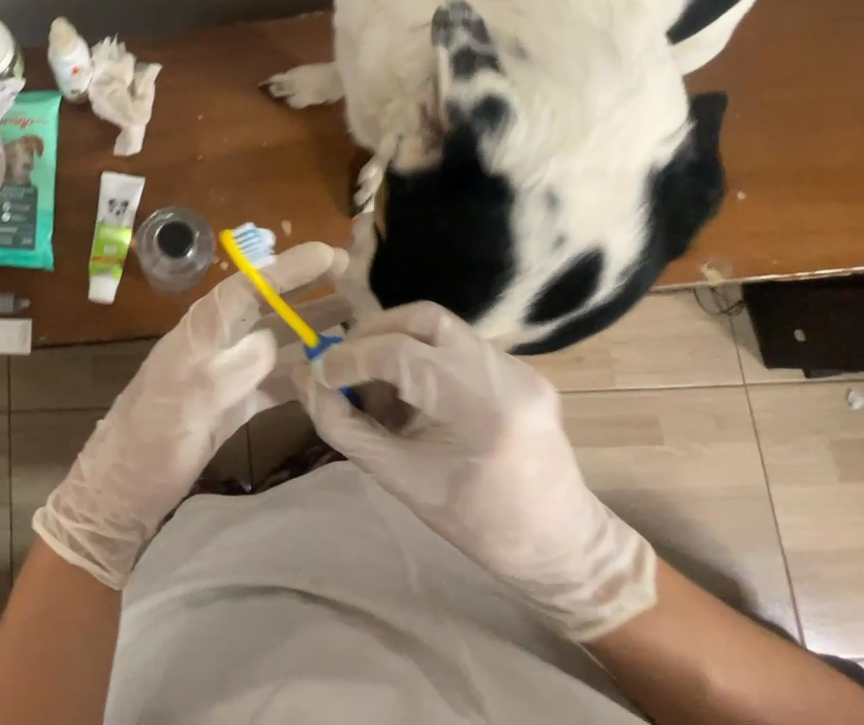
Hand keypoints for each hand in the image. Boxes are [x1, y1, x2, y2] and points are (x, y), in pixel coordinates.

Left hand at [33, 242, 345, 588]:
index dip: (286, 270)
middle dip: (308, 292)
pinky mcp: (233, 405)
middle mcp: (216, 346)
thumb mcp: (186, 405)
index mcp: (199, 334)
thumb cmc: (148, 444)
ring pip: (277, 344)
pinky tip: (334, 376)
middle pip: (267, 309)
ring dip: (313, 332)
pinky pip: (275, 381)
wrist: (123, 490)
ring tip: (358, 320)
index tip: (328, 254)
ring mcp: (226, 376)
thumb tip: (268, 340)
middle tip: (356, 280)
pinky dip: (303, 376)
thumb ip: (227, 370)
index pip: (247, 289)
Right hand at [296, 302, 655, 640]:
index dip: (349, 358)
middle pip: (422, 319)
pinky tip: (408, 397)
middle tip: (342, 364)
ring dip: (394, 345)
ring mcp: (516, 367)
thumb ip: (343, 425)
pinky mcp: (517, 370)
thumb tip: (304, 379)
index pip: (400, 353)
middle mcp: (503, 372)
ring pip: (439, 328)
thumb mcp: (397, 478)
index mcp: (481, 405)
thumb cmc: (475, 523)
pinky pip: (455, 346)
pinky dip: (420, 358)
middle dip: (372, 334)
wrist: (559, 546)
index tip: (319, 377)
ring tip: (374, 388)